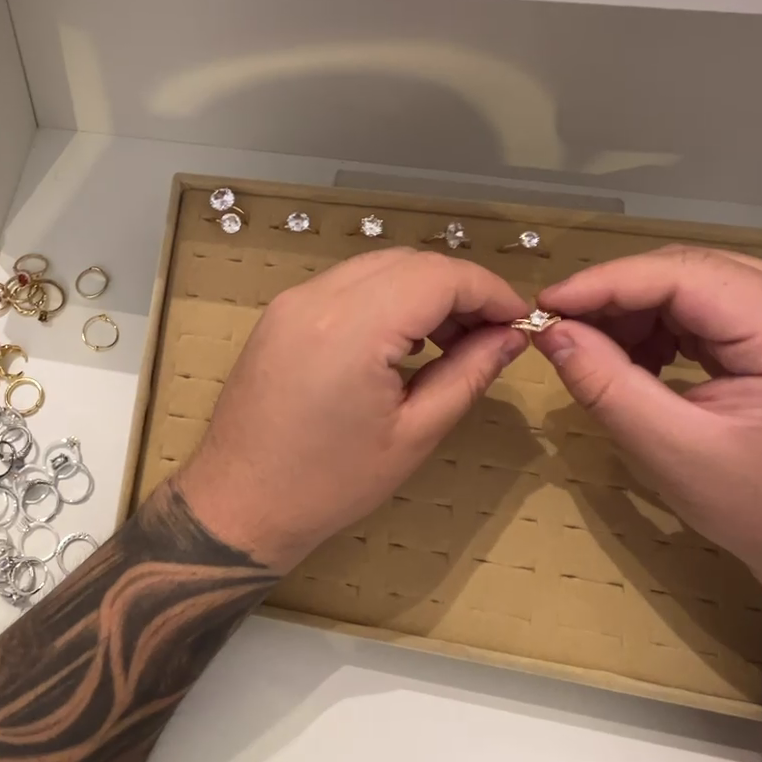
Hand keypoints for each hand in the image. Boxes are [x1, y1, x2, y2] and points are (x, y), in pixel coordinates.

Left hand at [175, 248, 529, 571]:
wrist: (241, 500)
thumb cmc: (328, 482)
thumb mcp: (414, 433)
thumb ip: (467, 373)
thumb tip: (509, 336)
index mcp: (351, 327)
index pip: (438, 275)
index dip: (489, 290)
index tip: (520, 322)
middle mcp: (315, 299)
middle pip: (406, 262)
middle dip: (457, 288)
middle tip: (489, 335)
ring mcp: (289, 303)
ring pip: (374, 268)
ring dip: (420, 290)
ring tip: (450, 341)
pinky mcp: (277, 315)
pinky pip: (343, 286)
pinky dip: (382, 298)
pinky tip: (400, 341)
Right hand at [532, 245, 761, 609]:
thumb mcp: (670, 452)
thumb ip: (605, 384)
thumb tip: (550, 331)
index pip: (687, 274)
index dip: (606, 282)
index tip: (544, 307)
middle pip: (699, 270)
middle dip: (621, 294)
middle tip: (563, 329)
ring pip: (709, 284)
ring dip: (644, 309)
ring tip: (603, 351)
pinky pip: (727, 308)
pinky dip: (674, 324)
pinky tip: (648, 358)